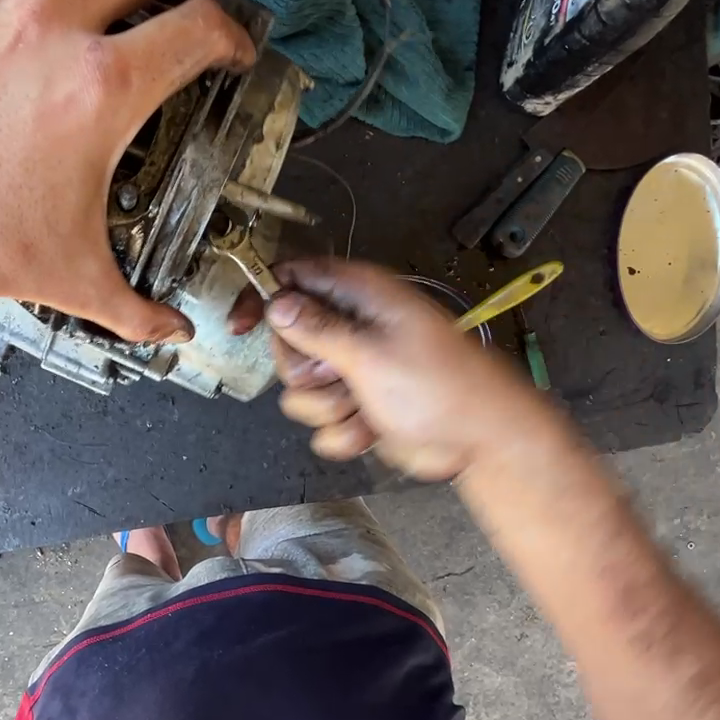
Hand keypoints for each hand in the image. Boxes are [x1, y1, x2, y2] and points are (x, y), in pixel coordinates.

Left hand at [0, 0, 255, 343]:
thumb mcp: (81, 282)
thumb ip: (143, 312)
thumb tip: (173, 332)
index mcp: (101, 89)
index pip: (197, 29)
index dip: (230, 37)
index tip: (229, 48)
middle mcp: (49, 29)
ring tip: (99, 23)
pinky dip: (20, 8)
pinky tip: (20, 47)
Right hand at [229, 258, 539, 480]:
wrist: (477, 440)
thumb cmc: (438, 387)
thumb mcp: (370, 353)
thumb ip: (318, 329)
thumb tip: (277, 303)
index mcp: (360, 298)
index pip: (295, 280)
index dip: (264, 297)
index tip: (242, 325)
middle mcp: (353, 330)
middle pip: (289, 342)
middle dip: (304, 370)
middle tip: (335, 377)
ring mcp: (354, 371)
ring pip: (301, 389)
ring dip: (327, 408)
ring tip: (364, 407)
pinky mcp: (357, 408)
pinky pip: (321, 422)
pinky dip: (343, 432)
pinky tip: (371, 429)